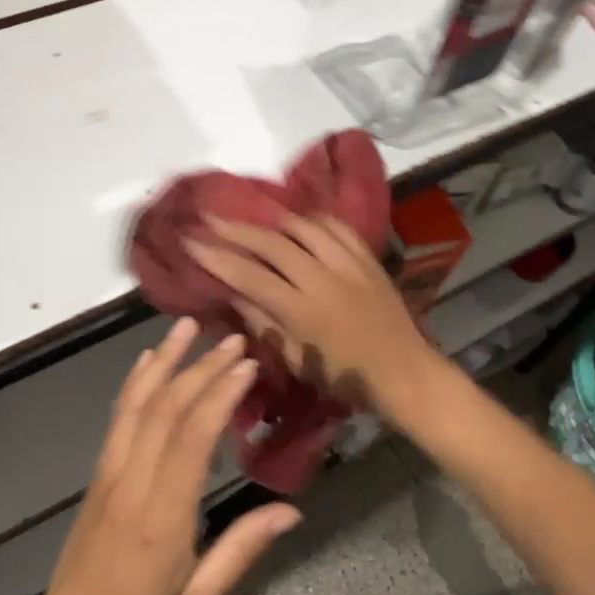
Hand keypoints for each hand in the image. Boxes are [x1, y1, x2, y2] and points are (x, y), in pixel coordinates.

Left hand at [0, 320, 302, 594]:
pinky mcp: (96, 478)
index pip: (191, 437)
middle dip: (200, 368)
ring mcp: (107, 476)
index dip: (219, 393)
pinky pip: (116, 421)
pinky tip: (148, 363)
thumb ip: (243, 549)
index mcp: (161, 517)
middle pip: (165, 410)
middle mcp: (130, 484)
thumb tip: (292, 509)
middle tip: (233, 338)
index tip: (246, 363)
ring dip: (163, 362)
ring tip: (187, 326)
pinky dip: (134, 385)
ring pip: (135, 406)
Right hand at [184, 214, 450, 420]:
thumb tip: (233, 292)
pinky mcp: (367, 257)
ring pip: (303, 228)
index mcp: (303, 311)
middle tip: (208, 217)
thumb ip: (263, 322)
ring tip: (250, 217)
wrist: (404, 372)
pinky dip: (312, 221)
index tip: (190, 241)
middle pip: (272, 244)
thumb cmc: (344, 376)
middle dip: (236, 229)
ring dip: (271, 221)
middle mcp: (324, 279)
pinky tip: (297, 221)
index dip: (217, 257)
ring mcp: (349, 264)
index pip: (250, 275)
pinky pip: (336, 227)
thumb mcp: (296, 358)